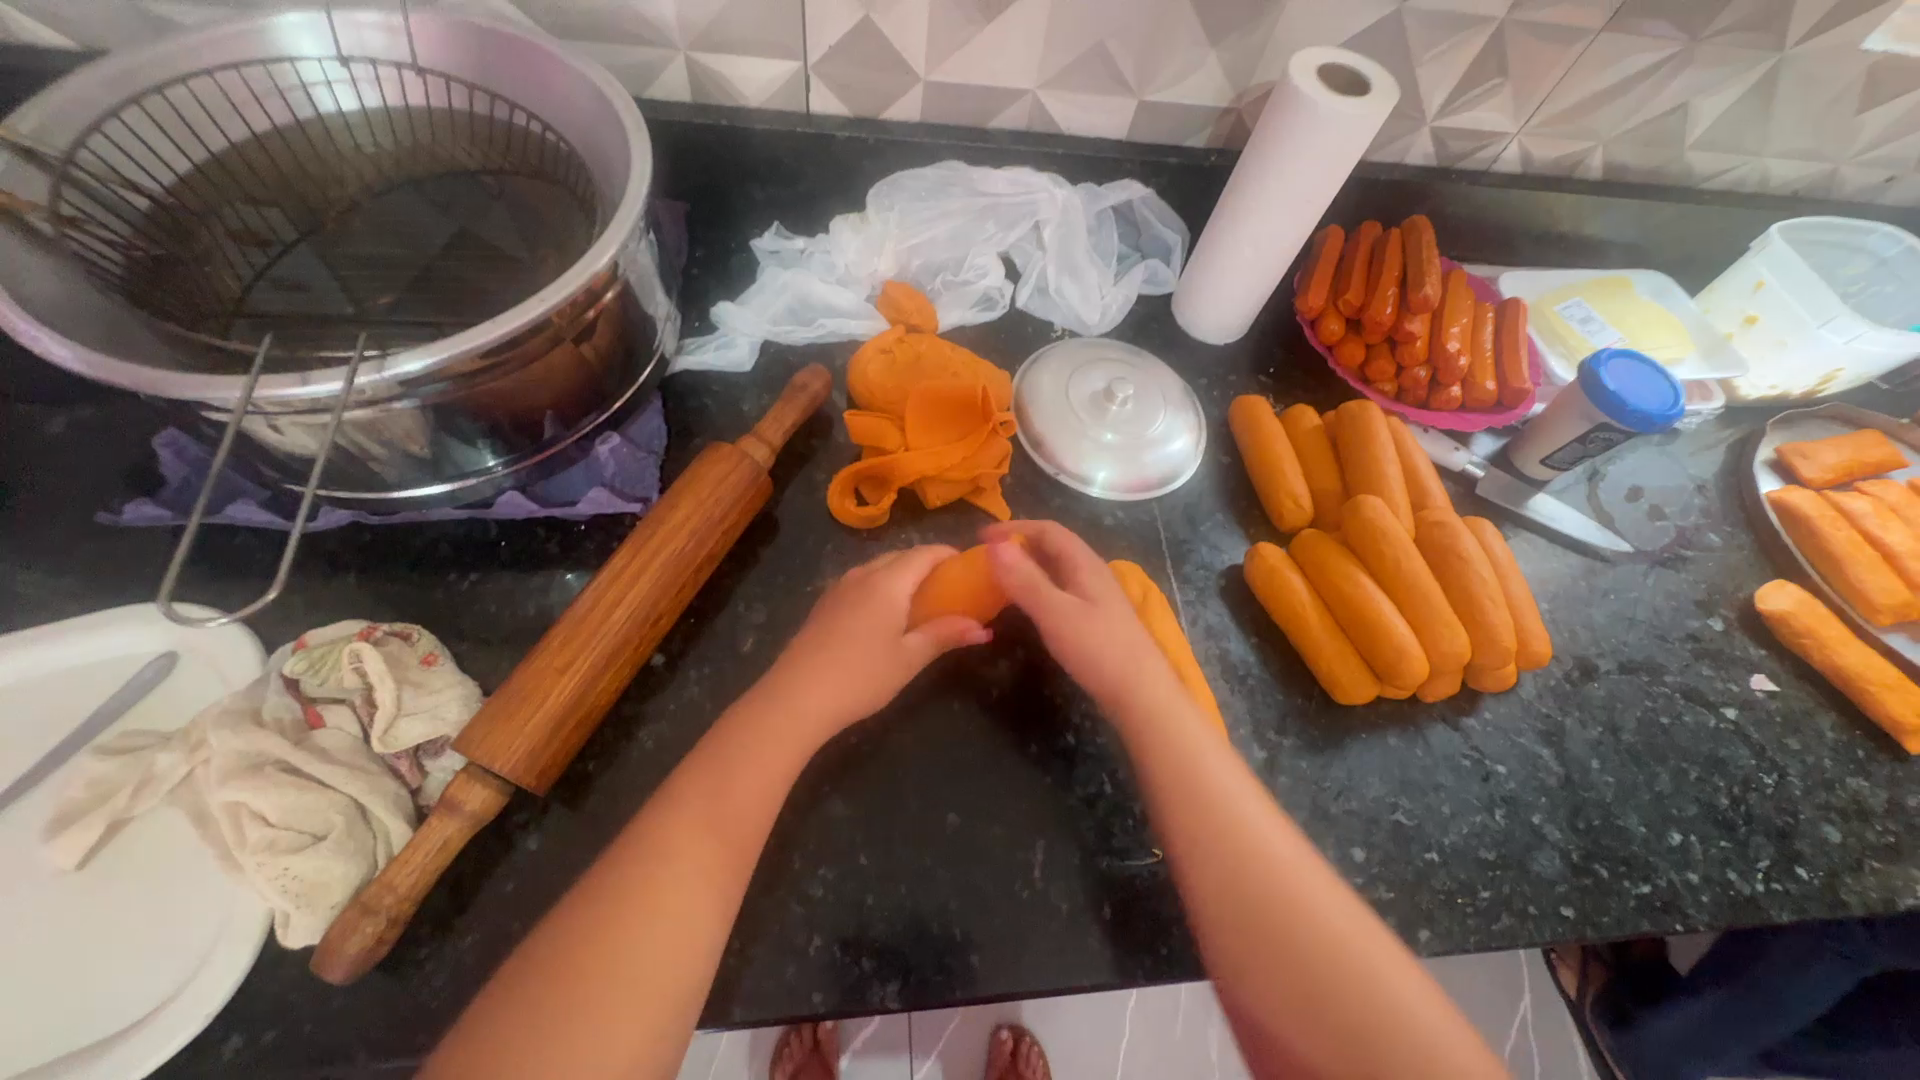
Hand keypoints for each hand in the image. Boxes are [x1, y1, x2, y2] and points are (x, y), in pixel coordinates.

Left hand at [749, 545, 990, 743]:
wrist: (796, 697)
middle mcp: (862, 575)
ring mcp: (838, 588)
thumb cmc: (861, 677)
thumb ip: (945, 635)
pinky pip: (860, 582)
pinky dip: (881, 586)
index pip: (924, 553)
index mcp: (888, 582)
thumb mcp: (909, 659)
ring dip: (901, 574)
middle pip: (900, 556)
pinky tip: (884, 614)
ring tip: (920, 599)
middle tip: (950, 586)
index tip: (969, 566)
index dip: (948, 554)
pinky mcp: (823, 605)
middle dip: (926, 564)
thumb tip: (983, 628)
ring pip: (877, 568)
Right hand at [983, 520, 1184, 722]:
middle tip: (985, 558)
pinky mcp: (1095, 618)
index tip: (981, 538)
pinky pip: (1060, 590)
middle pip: (1053, 546)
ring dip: (1027, 567)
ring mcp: (1096, 596)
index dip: (1013, 528)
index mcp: (1084, 564)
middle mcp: (1092, 573)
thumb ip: (1025, 579)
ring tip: (998, 578)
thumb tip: (994, 545)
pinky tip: (1026, 606)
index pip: (1047, 530)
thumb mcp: (1055, 613)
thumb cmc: (1098, 650)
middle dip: (1019, 545)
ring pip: (1057, 569)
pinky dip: (1037, 588)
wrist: (1141, 694)